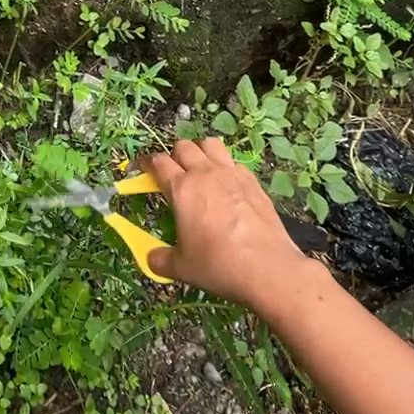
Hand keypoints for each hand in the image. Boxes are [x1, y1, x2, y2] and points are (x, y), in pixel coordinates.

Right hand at [143, 138, 309, 306]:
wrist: (268, 269)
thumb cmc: (219, 265)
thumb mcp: (182, 267)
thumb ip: (160, 259)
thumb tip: (152, 259)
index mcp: (182, 188)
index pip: (158, 162)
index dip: (147, 163)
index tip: (144, 170)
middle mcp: (205, 174)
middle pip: (184, 146)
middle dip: (174, 155)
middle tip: (174, 174)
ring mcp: (231, 175)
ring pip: (210, 144)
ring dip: (201, 151)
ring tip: (200, 169)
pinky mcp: (253, 182)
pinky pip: (234, 162)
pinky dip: (226, 167)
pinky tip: (227, 186)